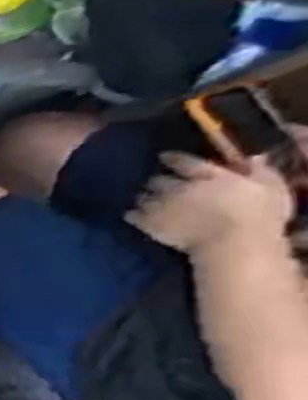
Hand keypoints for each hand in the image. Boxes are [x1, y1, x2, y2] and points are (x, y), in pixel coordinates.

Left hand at [129, 151, 295, 254]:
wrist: (232, 242)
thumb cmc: (258, 214)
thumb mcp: (270, 187)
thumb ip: (259, 171)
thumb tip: (252, 158)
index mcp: (208, 175)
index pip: (182, 162)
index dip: (171, 158)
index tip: (164, 157)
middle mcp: (178, 187)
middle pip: (156, 180)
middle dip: (158, 182)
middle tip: (161, 186)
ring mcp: (159, 205)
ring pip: (141, 196)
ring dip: (145, 198)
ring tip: (149, 201)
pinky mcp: (147, 223)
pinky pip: (130, 215)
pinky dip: (132, 214)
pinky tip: (136, 216)